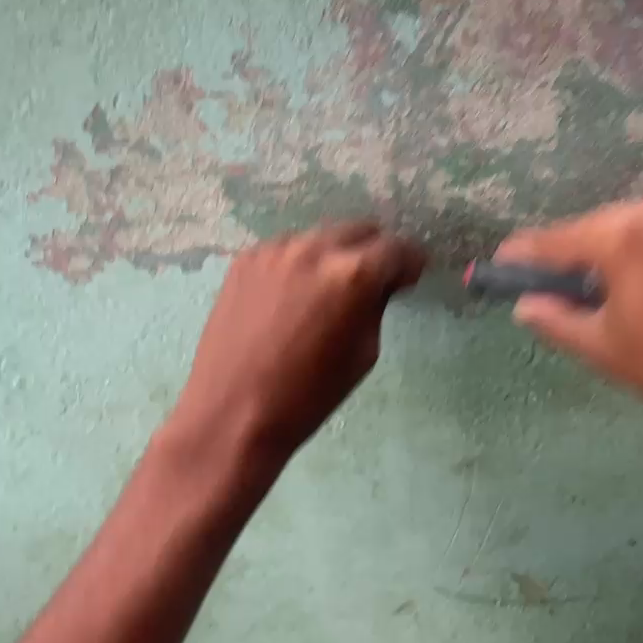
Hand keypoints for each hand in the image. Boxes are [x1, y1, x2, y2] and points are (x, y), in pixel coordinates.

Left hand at [168, 221, 426, 463]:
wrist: (231, 413)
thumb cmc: (307, 396)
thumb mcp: (364, 353)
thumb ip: (376, 305)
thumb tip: (380, 282)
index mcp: (352, 273)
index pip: (397, 248)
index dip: (410, 261)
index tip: (410, 276)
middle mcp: (314, 248)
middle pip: (359, 230)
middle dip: (374, 250)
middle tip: (375, 278)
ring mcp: (275, 248)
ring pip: (320, 236)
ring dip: (335, 254)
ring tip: (329, 288)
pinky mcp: (246, 258)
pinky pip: (287, 249)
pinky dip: (300, 264)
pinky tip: (292, 296)